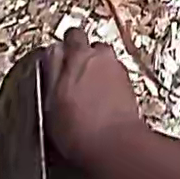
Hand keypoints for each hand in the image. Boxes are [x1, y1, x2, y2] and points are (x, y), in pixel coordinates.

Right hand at [41, 27, 145, 169]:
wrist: (114, 143)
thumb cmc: (78, 126)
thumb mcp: (51, 100)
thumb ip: (52, 69)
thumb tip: (52, 50)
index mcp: (80, 54)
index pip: (72, 35)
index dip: (65, 45)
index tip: (57, 58)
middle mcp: (102, 55)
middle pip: (90, 47)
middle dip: (81, 58)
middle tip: (69, 82)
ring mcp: (117, 67)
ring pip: (102, 61)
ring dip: (94, 71)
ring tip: (83, 96)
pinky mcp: (127, 82)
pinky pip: (112, 76)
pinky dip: (106, 84)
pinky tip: (97, 104)